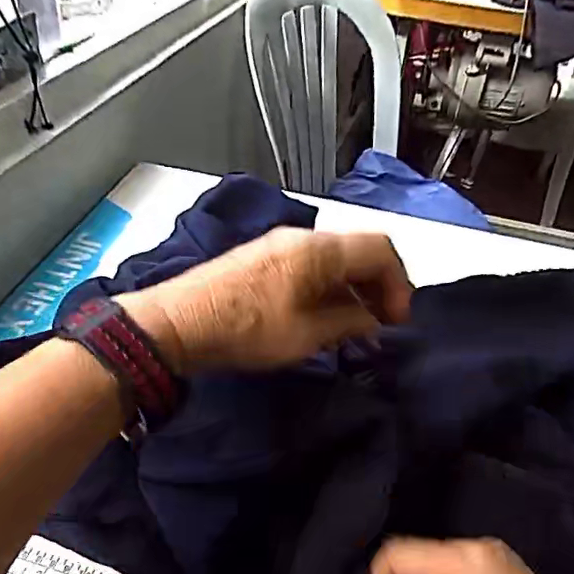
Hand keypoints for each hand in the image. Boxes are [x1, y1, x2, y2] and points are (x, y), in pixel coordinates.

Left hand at [122, 228, 413, 373]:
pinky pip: (303, 269)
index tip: (396, 321)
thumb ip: (347, 324)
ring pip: (329, 262)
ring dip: (347, 291)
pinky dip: (321, 290)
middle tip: (377, 326)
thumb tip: (370, 320)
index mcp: (319, 248)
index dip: (399, 285)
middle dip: (374, 288)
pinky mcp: (255, 263)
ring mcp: (273, 247)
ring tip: (348, 328)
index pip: (381, 249)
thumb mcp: (305, 336)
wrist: (175, 325)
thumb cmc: (242, 330)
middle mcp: (299, 238)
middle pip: (356, 253)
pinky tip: (315, 318)